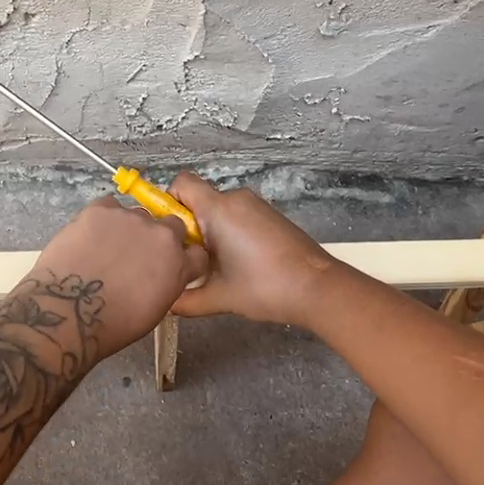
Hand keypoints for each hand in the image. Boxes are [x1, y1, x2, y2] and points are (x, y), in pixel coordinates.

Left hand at [24, 197, 209, 358]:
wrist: (68, 310)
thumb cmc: (112, 323)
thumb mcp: (154, 310)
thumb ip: (166, 283)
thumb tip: (159, 274)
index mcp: (178, 265)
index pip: (196, 252)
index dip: (183, 256)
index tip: (169, 262)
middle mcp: (161, 235)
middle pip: (170, 225)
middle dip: (158, 237)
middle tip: (135, 254)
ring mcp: (130, 218)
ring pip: (137, 215)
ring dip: (128, 228)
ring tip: (105, 248)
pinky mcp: (100, 210)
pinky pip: (108, 206)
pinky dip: (102, 219)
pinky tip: (89, 237)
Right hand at [167, 174, 339, 325]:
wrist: (318, 288)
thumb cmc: (266, 287)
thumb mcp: (218, 297)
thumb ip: (184, 298)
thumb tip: (165, 301)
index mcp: (219, 209)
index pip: (181, 183)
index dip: (168, 203)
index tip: (172, 235)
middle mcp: (236, 199)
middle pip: (198, 201)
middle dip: (190, 228)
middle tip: (191, 260)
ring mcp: (256, 206)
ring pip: (218, 211)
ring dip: (211, 234)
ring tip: (216, 268)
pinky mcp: (270, 216)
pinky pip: (238, 217)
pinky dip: (230, 234)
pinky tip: (238, 264)